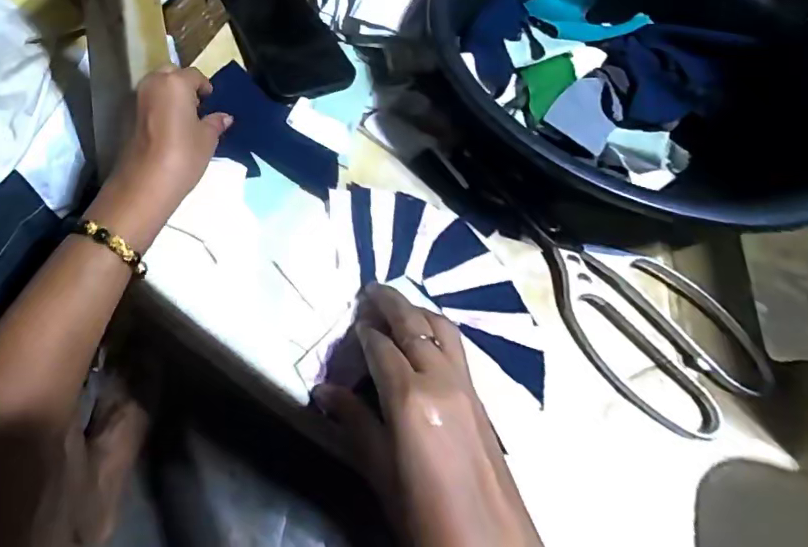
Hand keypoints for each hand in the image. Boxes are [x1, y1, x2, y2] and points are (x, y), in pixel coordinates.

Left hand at [86, 67, 229, 250]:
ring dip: (170, 96)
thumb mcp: (207, 139)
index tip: (211, 103)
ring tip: (184, 119)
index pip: (194, 75)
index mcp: (175, 82)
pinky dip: (159, 108)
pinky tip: (169, 129)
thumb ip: (215, 122)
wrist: (144, 184)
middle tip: (197, 106)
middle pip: (171, 75)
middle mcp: (153, 84)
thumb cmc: (183, 155)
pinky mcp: (128, 117)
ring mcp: (137, 100)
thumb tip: (224, 117)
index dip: (205, 88)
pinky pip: (148, 103)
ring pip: (157, 87)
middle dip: (184, 85)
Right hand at [313, 285, 542, 546]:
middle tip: (368, 289)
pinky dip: (435, 329)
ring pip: (441, 328)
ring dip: (416, 311)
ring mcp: (467, 385)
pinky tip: (423, 338)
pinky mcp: (482, 397)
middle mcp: (441, 379)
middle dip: (390, 302)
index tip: (348, 323)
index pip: (381, 346)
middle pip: (413, 325)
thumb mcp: (383, 477)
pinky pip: (455, 346)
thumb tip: (325, 391)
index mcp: (411, 398)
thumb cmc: (427, 518)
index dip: (362, 332)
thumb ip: (356, 425)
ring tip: (394, 306)